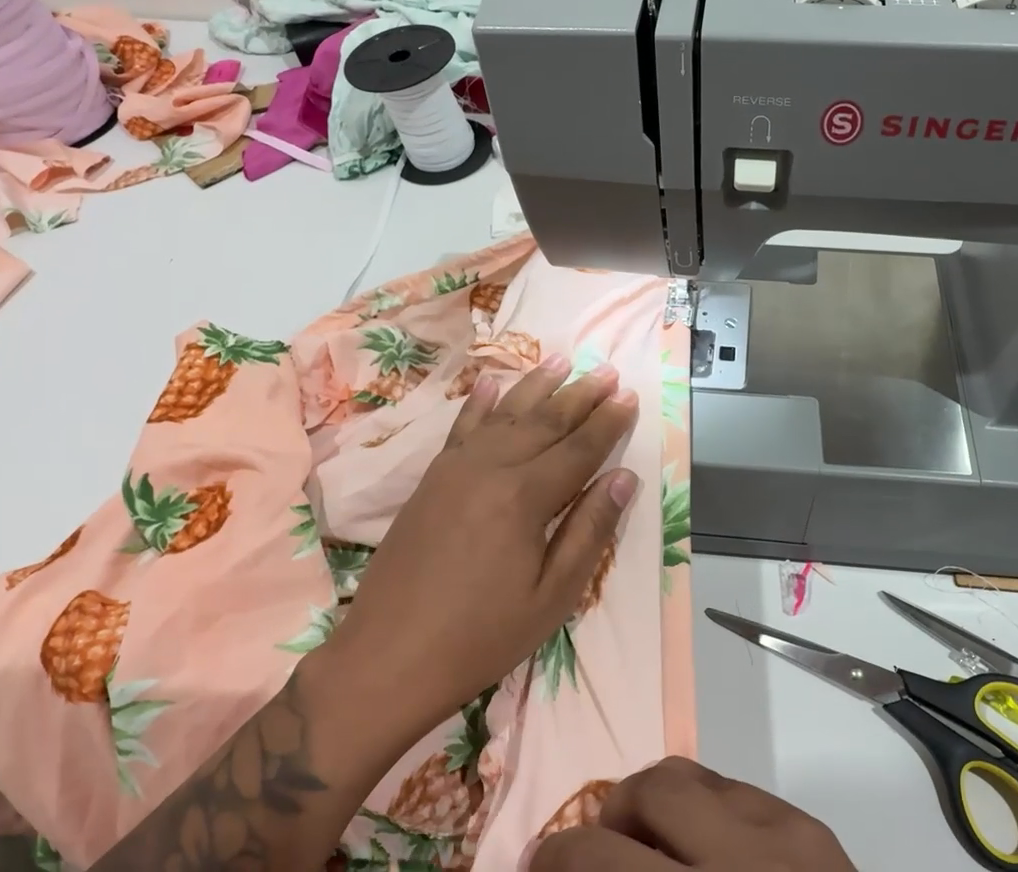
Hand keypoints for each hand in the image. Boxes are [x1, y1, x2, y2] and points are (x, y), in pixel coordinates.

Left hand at [323, 353, 638, 745]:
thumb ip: (589, 531)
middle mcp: (490, 470)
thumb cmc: (482, 637)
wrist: (388, 657)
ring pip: (504, 416)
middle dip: (579, 395)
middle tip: (607, 371)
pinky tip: (492, 383)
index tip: (630, 396)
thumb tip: (624, 477)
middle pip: (544, 422)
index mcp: (524, 498)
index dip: (608, 423)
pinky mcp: (430, 481)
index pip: (579, 449)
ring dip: (535, 386)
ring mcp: (454, 471)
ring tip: (560, 360)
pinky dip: (480, 403)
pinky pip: (460, 428)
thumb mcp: (552, 596)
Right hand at [533, 757, 857, 870]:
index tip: (542, 869)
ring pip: (695, 775)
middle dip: (611, 817)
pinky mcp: (814, 828)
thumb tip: (572, 870)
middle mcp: (740, 859)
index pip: (595, 858)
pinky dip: (710, 812)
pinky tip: (713, 854)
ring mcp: (786, 834)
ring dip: (661, 806)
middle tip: (603, 854)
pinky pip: (740, 789)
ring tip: (657, 847)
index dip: (552, 859)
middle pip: (649, 789)